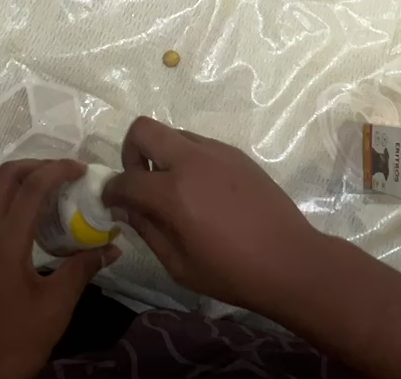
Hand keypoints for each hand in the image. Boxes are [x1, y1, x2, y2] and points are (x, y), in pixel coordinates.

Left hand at [0, 159, 118, 378]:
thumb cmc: (14, 344)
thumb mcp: (55, 307)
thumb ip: (83, 268)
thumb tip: (113, 246)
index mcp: (4, 240)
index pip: (32, 185)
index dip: (59, 169)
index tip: (83, 170)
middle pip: (6, 176)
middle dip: (38, 166)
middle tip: (67, 176)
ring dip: (22, 183)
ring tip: (53, 195)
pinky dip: (9, 202)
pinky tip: (31, 223)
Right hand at [101, 117, 325, 311]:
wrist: (289, 259)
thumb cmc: (232, 273)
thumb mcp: (179, 265)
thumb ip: (147, 230)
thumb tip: (125, 208)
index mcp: (174, 192)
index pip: (126, 179)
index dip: (111, 191)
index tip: (111, 202)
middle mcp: (191, 160)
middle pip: (143, 129)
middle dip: (131, 151)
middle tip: (139, 181)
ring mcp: (215, 151)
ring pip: (172, 133)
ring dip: (162, 154)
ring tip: (173, 189)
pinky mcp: (234, 152)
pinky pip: (198, 143)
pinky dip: (187, 159)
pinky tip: (201, 191)